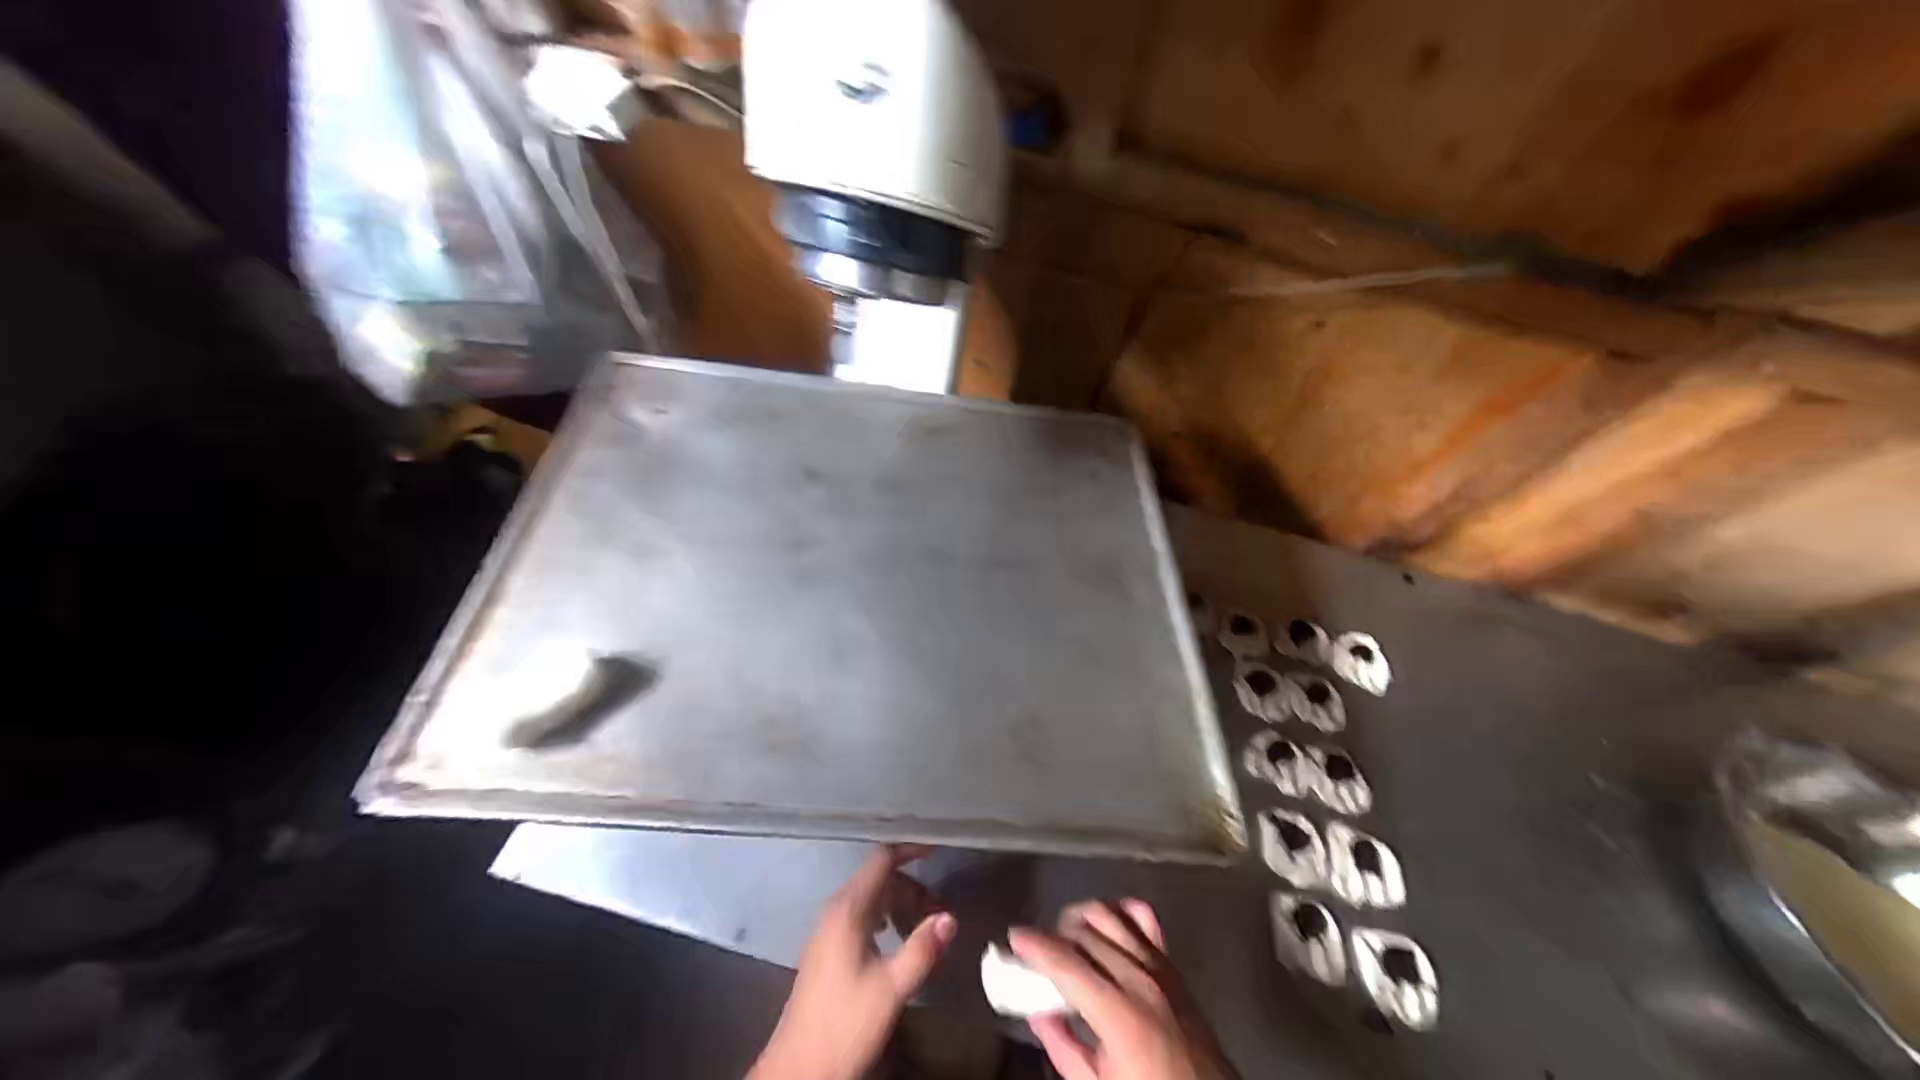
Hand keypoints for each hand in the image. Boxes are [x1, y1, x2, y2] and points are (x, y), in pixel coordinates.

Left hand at [747, 845, 956, 1079]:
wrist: (799, 1070)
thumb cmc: (845, 1025)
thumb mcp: (891, 988)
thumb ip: (921, 949)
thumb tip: (949, 917)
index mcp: (847, 910)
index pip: (881, 860)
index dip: (910, 850)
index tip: (937, 851)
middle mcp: (835, 910)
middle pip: (878, 878)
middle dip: (912, 886)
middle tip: (940, 911)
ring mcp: (828, 930)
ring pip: (870, 898)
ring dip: (899, 904)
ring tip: (925, 927)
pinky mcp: (828, 949)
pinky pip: (862, 916)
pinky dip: (885, 918)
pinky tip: (897, 941)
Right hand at [1010, 900, 1239, 1079]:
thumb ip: (1064, 1048)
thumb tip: (1040, 1014)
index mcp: (1120, 1014)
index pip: (1066, 962)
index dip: (1035, 945)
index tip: (1015, 937)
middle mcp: (1140, 979)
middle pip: (1083, 934)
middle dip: (1052, 936)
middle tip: (1035, 951)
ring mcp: (1160, 966)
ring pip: (1109, 915)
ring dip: (1080, 918)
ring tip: (1065, 936)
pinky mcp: (1173, 964)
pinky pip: (1143, 917)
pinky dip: (1118, 911)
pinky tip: (1104, 923)